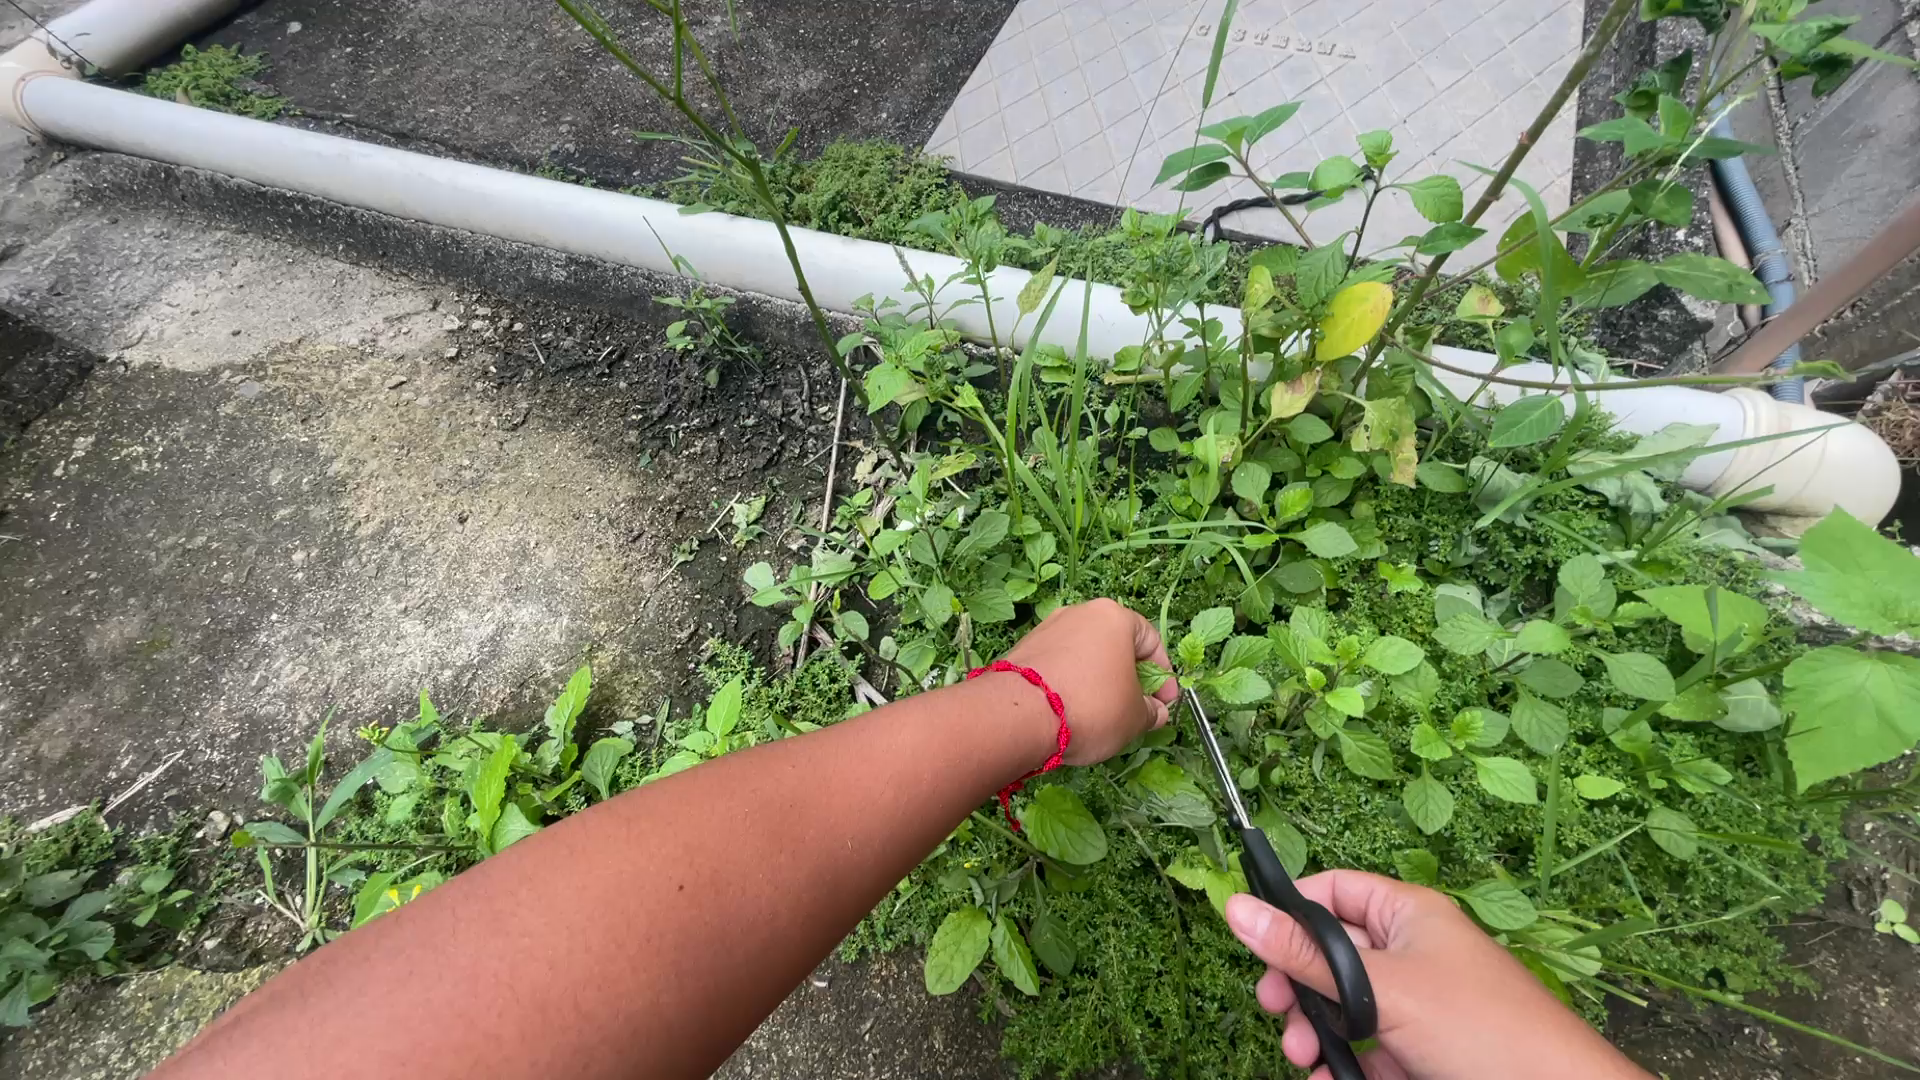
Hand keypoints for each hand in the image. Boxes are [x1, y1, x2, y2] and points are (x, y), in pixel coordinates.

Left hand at [998, 598, 1178, 765]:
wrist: (1018, 714)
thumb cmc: (1091, 707)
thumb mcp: (1135, 717)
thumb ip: (1151, 711)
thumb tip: (1155, 711)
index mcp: (1113, 617)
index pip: (1150, 640)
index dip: (1164, 675)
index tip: (1165, 703)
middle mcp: (1078, 613)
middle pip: (1114, 644)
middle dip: (1129, 677)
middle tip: (1136, 709)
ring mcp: (1047, 629)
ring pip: (1084, 655)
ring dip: (1098, 680)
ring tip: (1102, 715)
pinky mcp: (1023, 649)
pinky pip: (1058, 665)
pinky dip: (1070, 684)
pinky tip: (1070, 712)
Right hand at [1225, 872, 1649, 1079]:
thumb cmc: (1479, 1032)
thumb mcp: (1381, 989)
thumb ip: (1304, 953)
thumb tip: (1234, 906)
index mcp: (1407, 915)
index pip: (1333, 892)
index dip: (1293, 911)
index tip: (1259, 942)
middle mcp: (1412, 952)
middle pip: (1332, 952)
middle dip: (1297, 982)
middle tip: (1272, 1006)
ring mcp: (1420, 1005)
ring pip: (1346, 1005)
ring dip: (1314, 1028)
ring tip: (1299, 1056)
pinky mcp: (1425, 1053)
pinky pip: (1368, 1046)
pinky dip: (1344, 1061)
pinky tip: (1326, 1077)